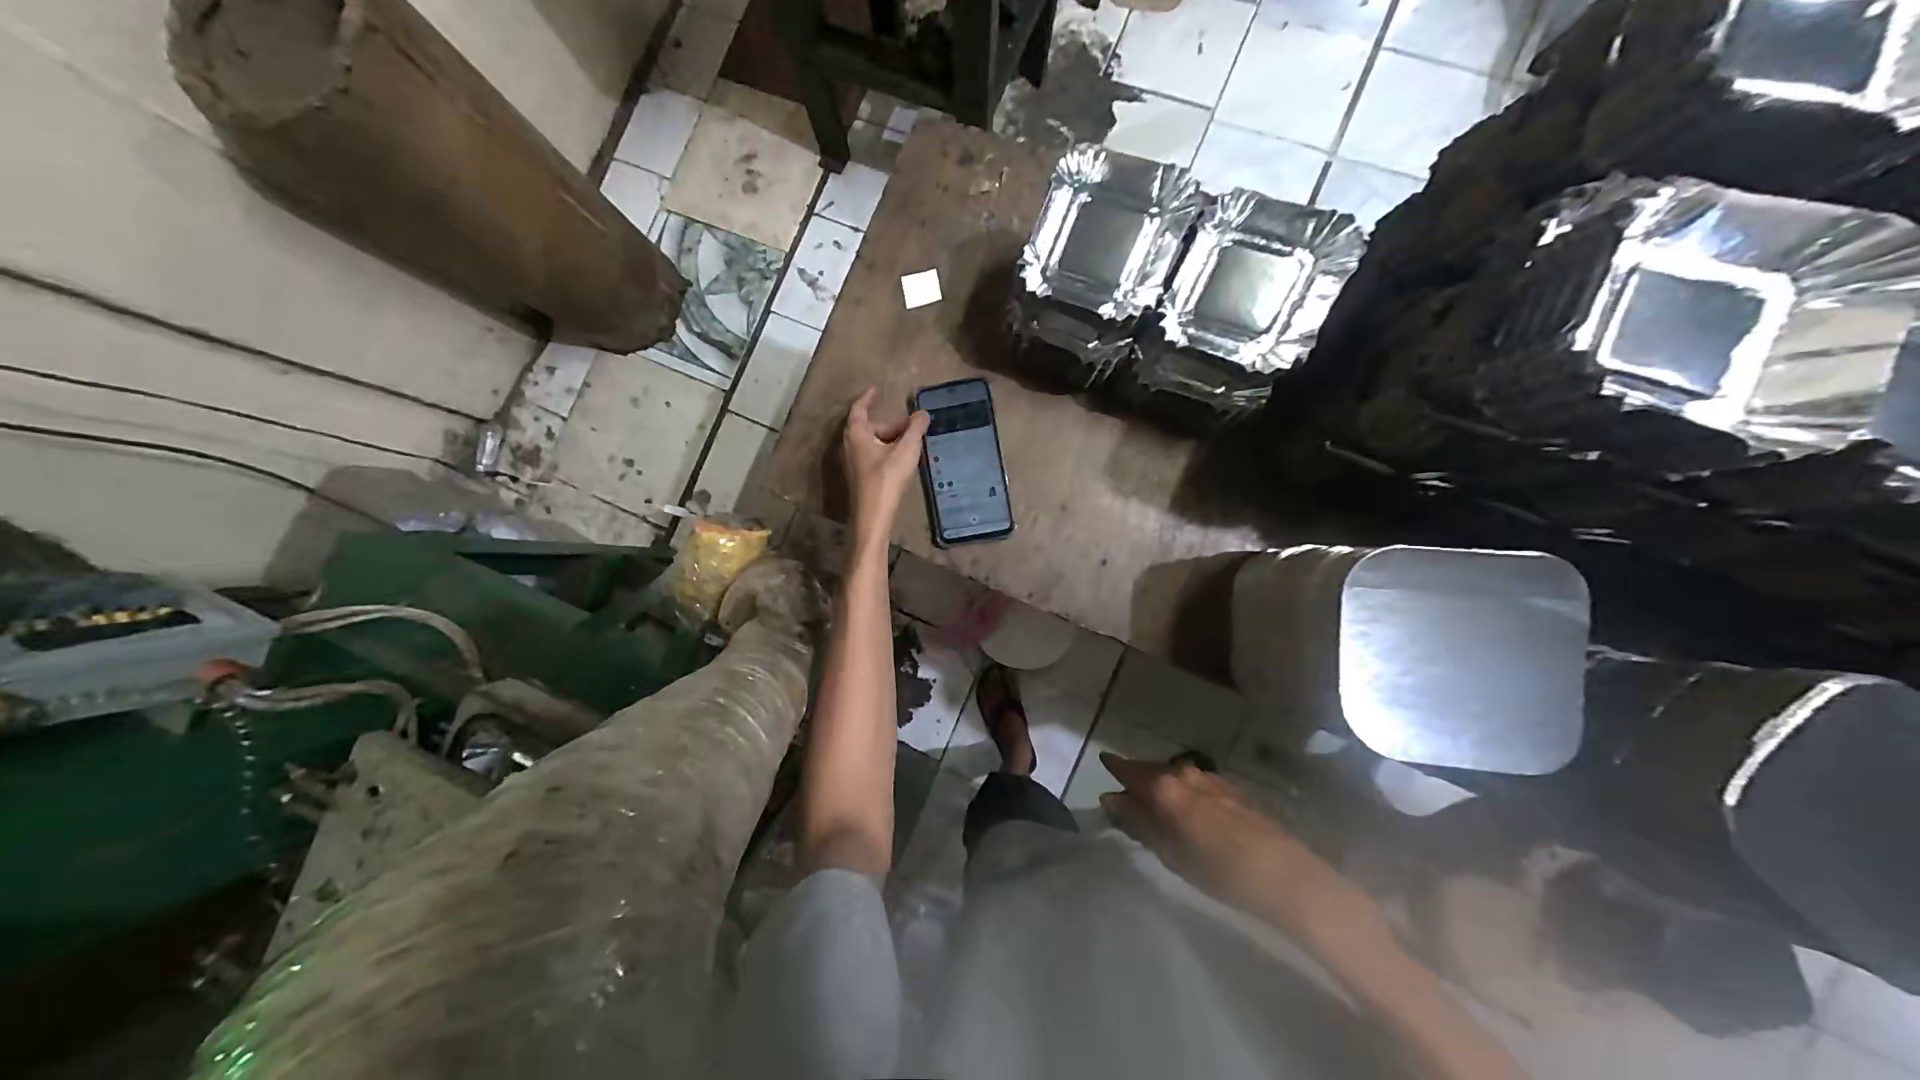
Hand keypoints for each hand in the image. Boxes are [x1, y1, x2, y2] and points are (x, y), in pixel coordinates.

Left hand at [842, 387, 929, 546]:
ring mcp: (853, 463)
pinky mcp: (860, 477)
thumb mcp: (906, 450)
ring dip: (889, 438)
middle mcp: (850, 446)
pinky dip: (886, 450)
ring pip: (872, 442)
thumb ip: (915, 429)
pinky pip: (873, 455)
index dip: (868, 398)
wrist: (872, 515)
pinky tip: (902, 459)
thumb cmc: (886, 479)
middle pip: (869, 427)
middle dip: (890, 423)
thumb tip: (923, 413)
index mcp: (856, 434)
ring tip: (911, 440)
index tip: (877, 390)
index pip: (860, 409)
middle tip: (911, 424)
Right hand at [1099, 754, 1369, 938]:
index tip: (1103, 762)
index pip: (1129, 770)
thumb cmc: (1216, 869)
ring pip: (1175, 775)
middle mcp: (1184, 773)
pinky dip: (1183, 790)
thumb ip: (1137, 822)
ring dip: (1162, 784)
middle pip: (1152, 770)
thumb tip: (1110, 798)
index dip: (1114, 767)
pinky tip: (1188, 808)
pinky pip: (1195, 783)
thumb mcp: (1168, 851)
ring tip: (1156, 803)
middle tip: (1125, 792)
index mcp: (1163, 786)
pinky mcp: (1232, 790)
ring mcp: (1211, 779)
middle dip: (1137, 777)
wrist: (1283, 875)